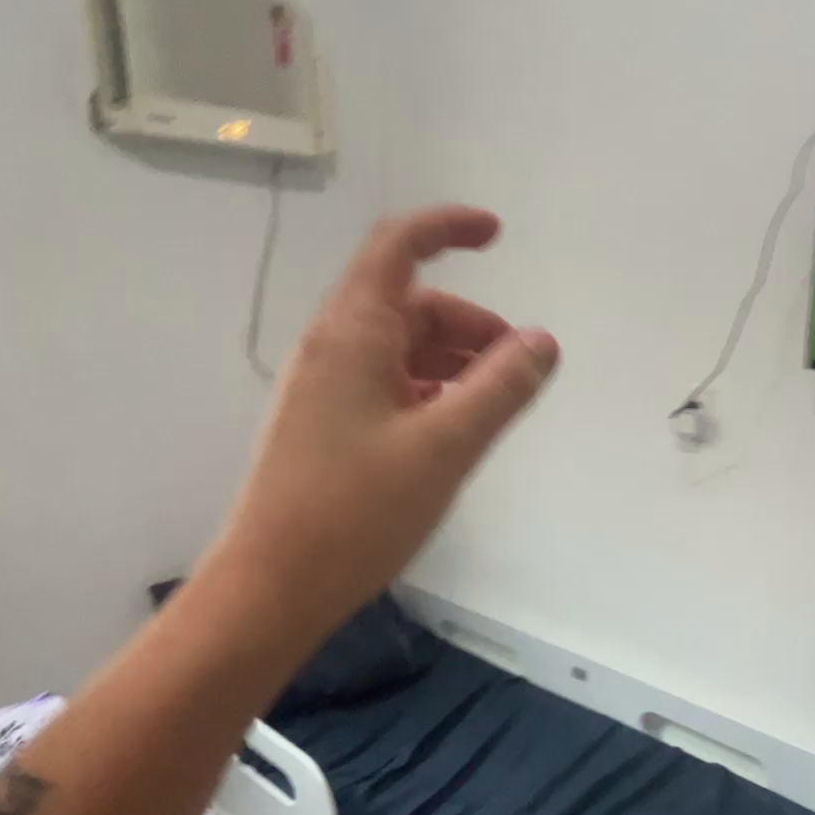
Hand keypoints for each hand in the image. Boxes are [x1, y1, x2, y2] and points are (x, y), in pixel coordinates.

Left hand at [213, 205, 557, 641]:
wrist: (272, 586)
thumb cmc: (356, 512)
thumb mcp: (445, 447)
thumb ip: (500, 388)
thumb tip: (542, 341)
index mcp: (353, 334)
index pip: (398, 247)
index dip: (447, 228)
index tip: (497, 235)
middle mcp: (332, 349)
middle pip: (407, 306)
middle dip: (468, 323)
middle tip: (517, 365)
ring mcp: (324, 390)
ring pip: (398, 350)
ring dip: (451, 361)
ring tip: (493, 402)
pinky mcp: (324, 428)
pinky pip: (385, 387)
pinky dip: (427, 392)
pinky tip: (452, 430)